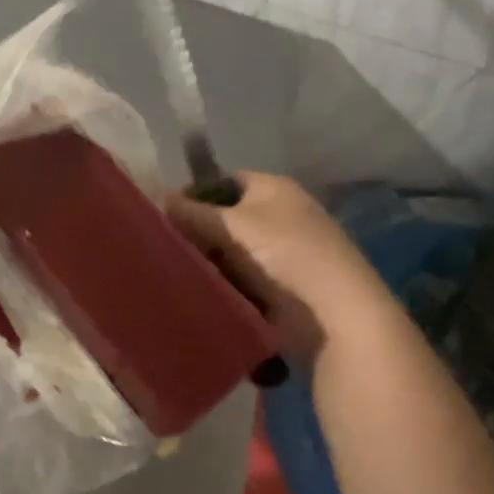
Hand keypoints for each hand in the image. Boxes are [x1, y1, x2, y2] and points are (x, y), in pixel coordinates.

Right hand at [164, 172, 393, 358]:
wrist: (333, 313)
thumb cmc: (286, 254)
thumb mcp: (233, 225)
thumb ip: (193, 212)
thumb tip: (159, 199)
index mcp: (273, 189)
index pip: (223, 181)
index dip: (193, 194)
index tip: (163, 215)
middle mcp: (278, 215)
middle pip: (223, 218)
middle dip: (195, 232)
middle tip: (164, 247)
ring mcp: (278, 252)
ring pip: (227, 251)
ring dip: (206, 261)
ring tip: (174, 272)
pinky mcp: (276, 285)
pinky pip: (236, 278)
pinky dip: (220, 283)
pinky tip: (196, 291)